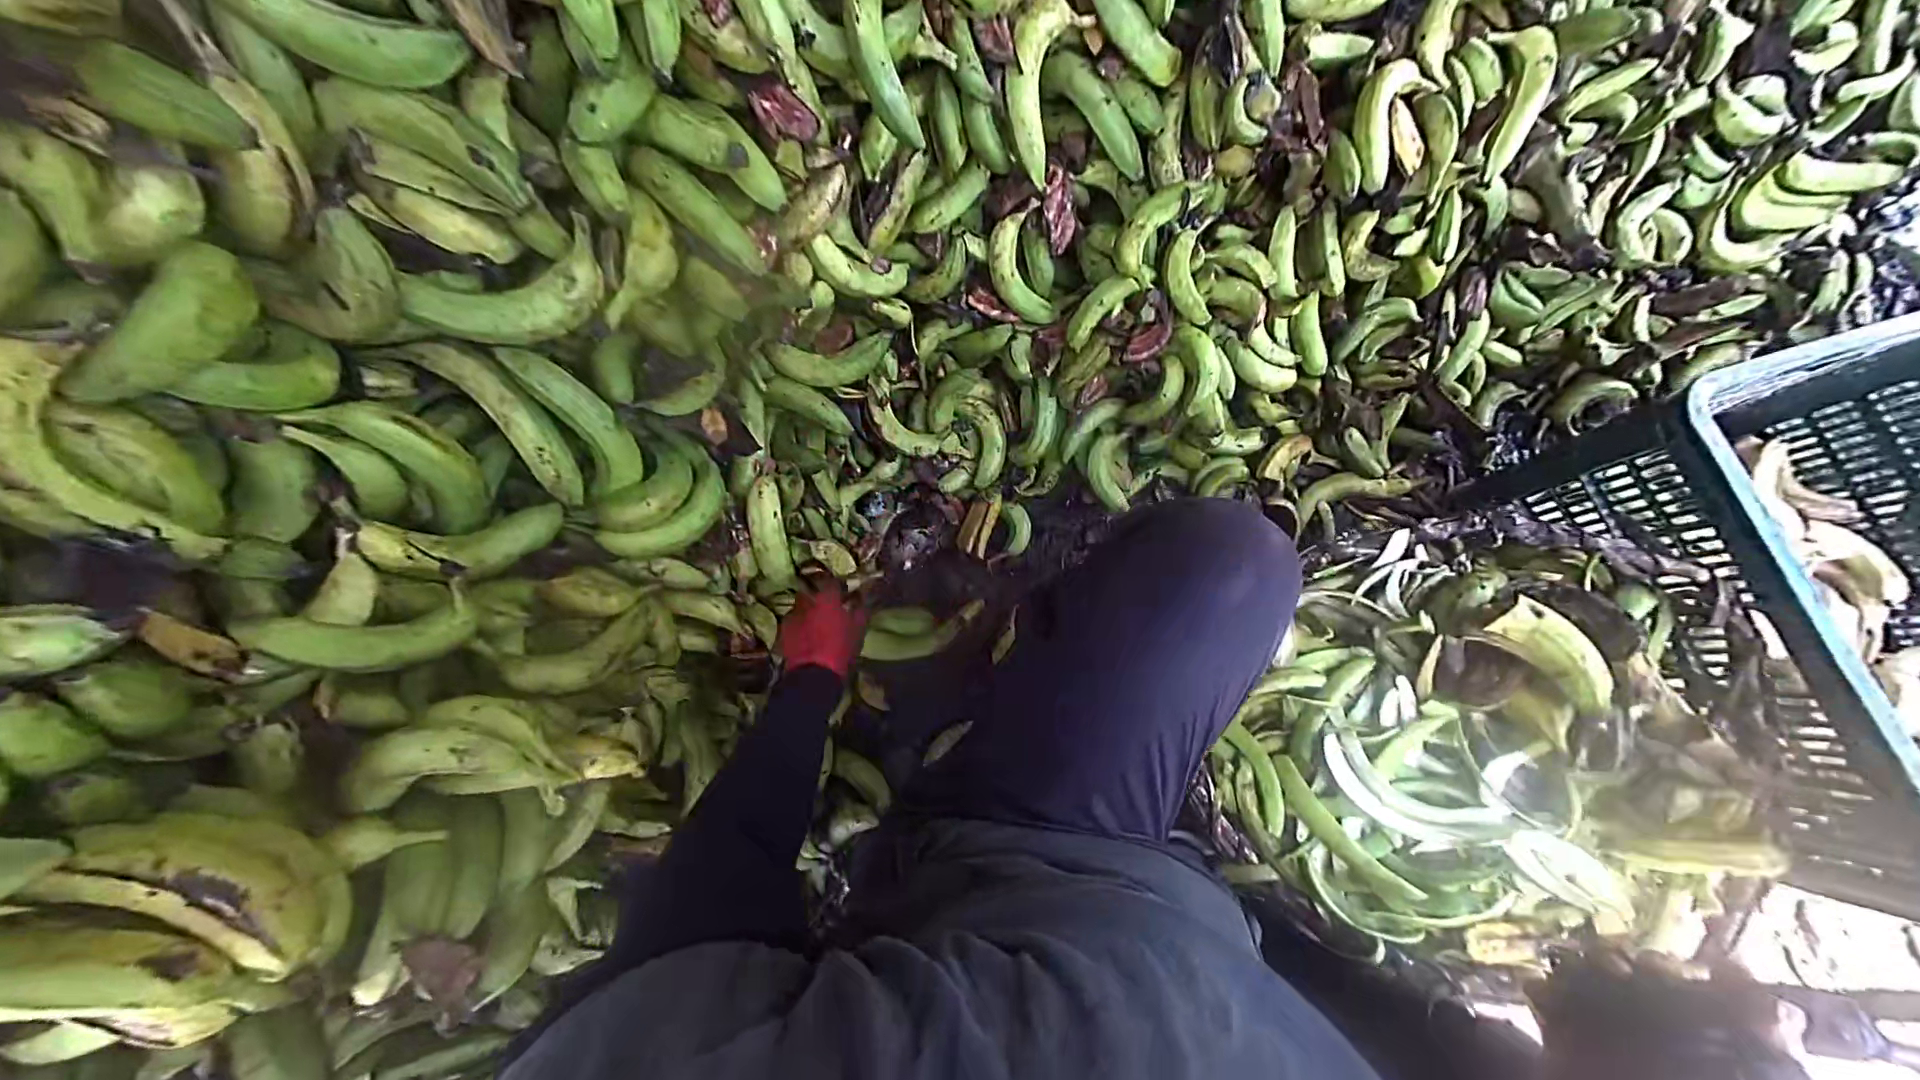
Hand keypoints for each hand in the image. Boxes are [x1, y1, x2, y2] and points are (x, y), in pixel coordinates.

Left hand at [775, 581, 865, 678]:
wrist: (814, 675)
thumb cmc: (841, 649)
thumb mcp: (858, 629)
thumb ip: (859, 610)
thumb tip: (860, 598)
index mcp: (827, 597)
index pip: (831, 581)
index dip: (837, 586)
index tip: (843, 591)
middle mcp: (806, 600)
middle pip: (811, 590)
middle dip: (818, 595)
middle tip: (827, 605)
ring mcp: (792, 614)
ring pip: (800, 606)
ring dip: (807, 610)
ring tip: (815, 621)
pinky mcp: (783, 630)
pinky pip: (792, 621)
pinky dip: (799, 624)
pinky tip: (805, 635)